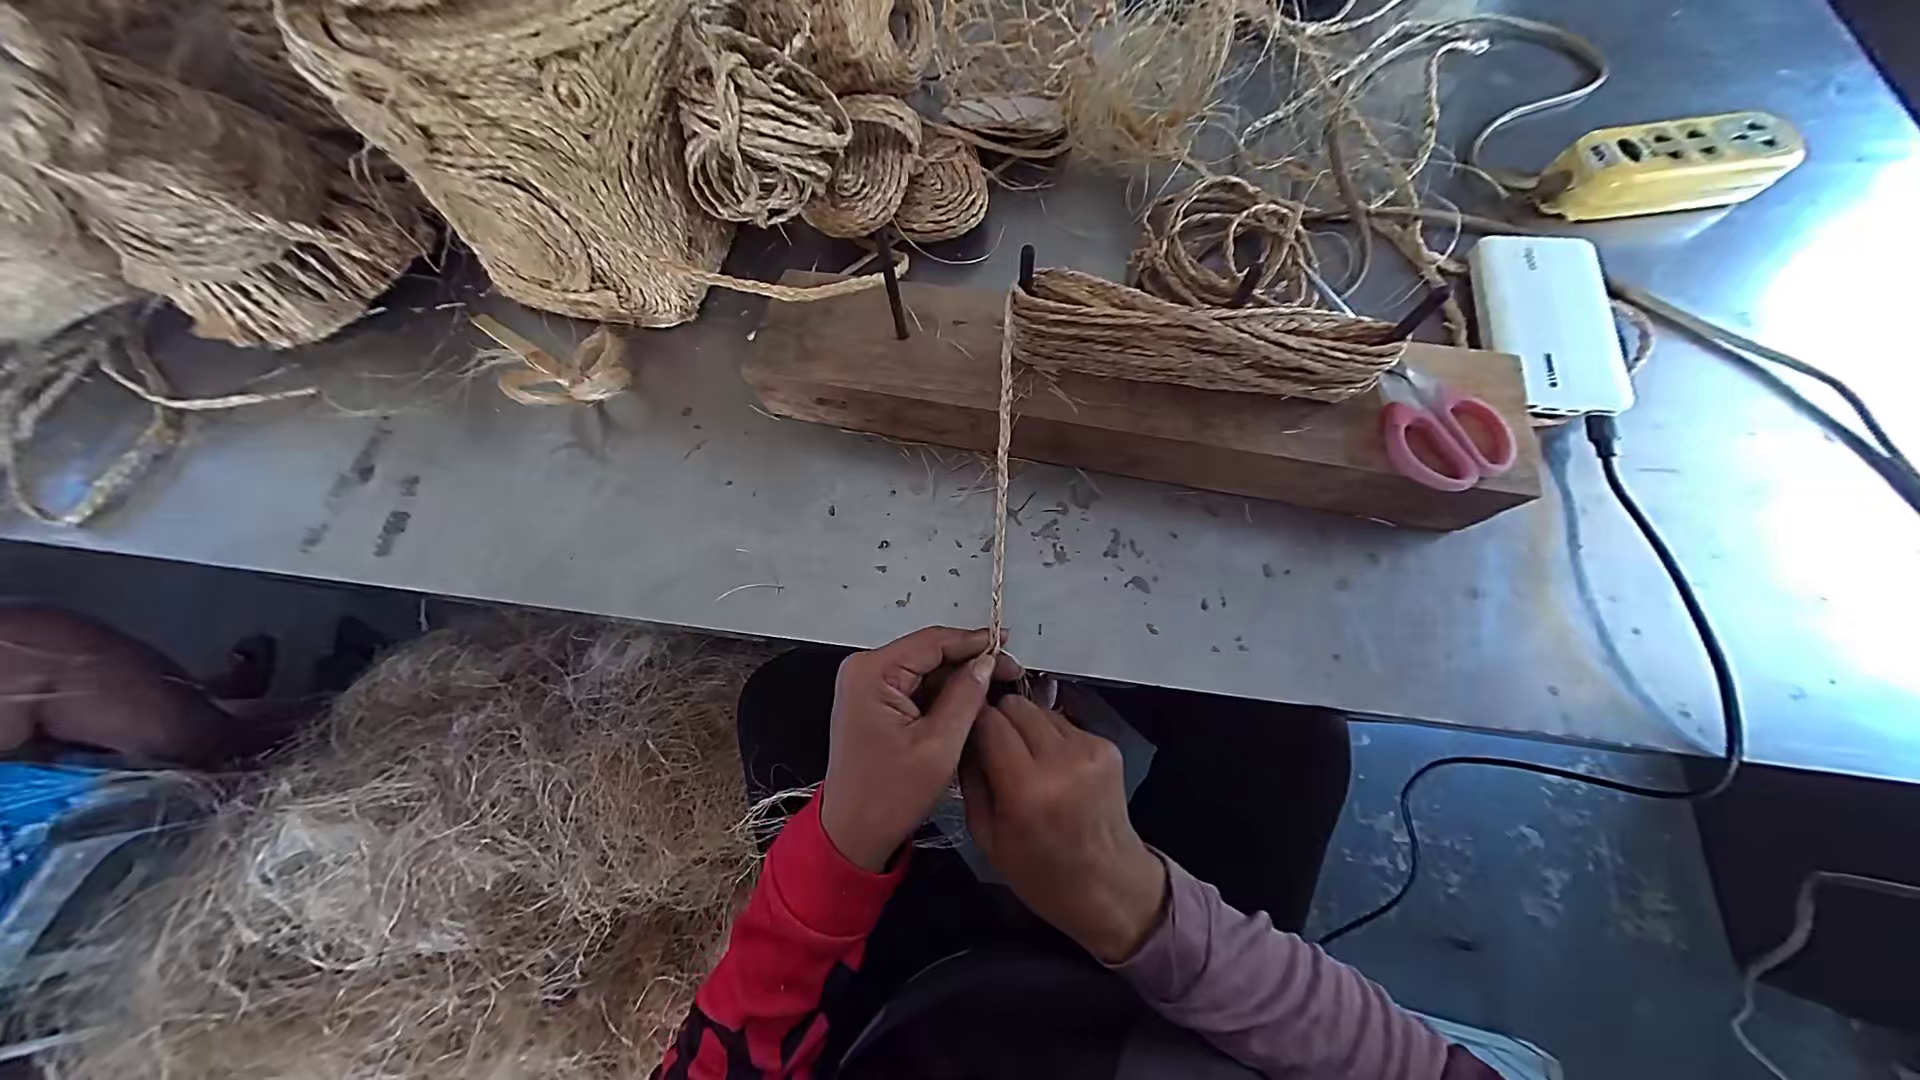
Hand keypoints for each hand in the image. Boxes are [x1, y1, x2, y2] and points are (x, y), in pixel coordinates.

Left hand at [821, 627, 1021, 870]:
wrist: (852, 833)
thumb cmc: (890, 796)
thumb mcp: (939, 746)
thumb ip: (966, 696)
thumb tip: (986, 661)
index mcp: (872, 673)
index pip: (932, 641)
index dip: (973, 641)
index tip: (1006, 645)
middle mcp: (864, 669)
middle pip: (928, 652)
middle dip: (969, 661)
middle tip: (1009, 671)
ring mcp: (866, 684)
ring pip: (924, 668)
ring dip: (958, 677)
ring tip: (996, 686)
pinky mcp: (872, 700)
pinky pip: (914, 685)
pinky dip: (942, 692)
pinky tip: (970, 700)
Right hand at [962, 694, 1167, 962]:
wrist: (1112, 888)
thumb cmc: (1042, 875)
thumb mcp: (987, 838)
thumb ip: (971, 780)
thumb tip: (963, 735)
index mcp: (1026, 789)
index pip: (989, 721)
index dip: (975, 723)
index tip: (968, 735)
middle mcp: (1061, 760)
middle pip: (1015, 705)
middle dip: (1000, 719)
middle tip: (995, 746)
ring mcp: (1089, 748)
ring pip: (1039, 709)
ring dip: (1026, 727)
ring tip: (1027, 759)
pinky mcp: (1107, 744)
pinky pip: (1063, 723)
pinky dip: (1051, 737)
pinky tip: (1054, 766)